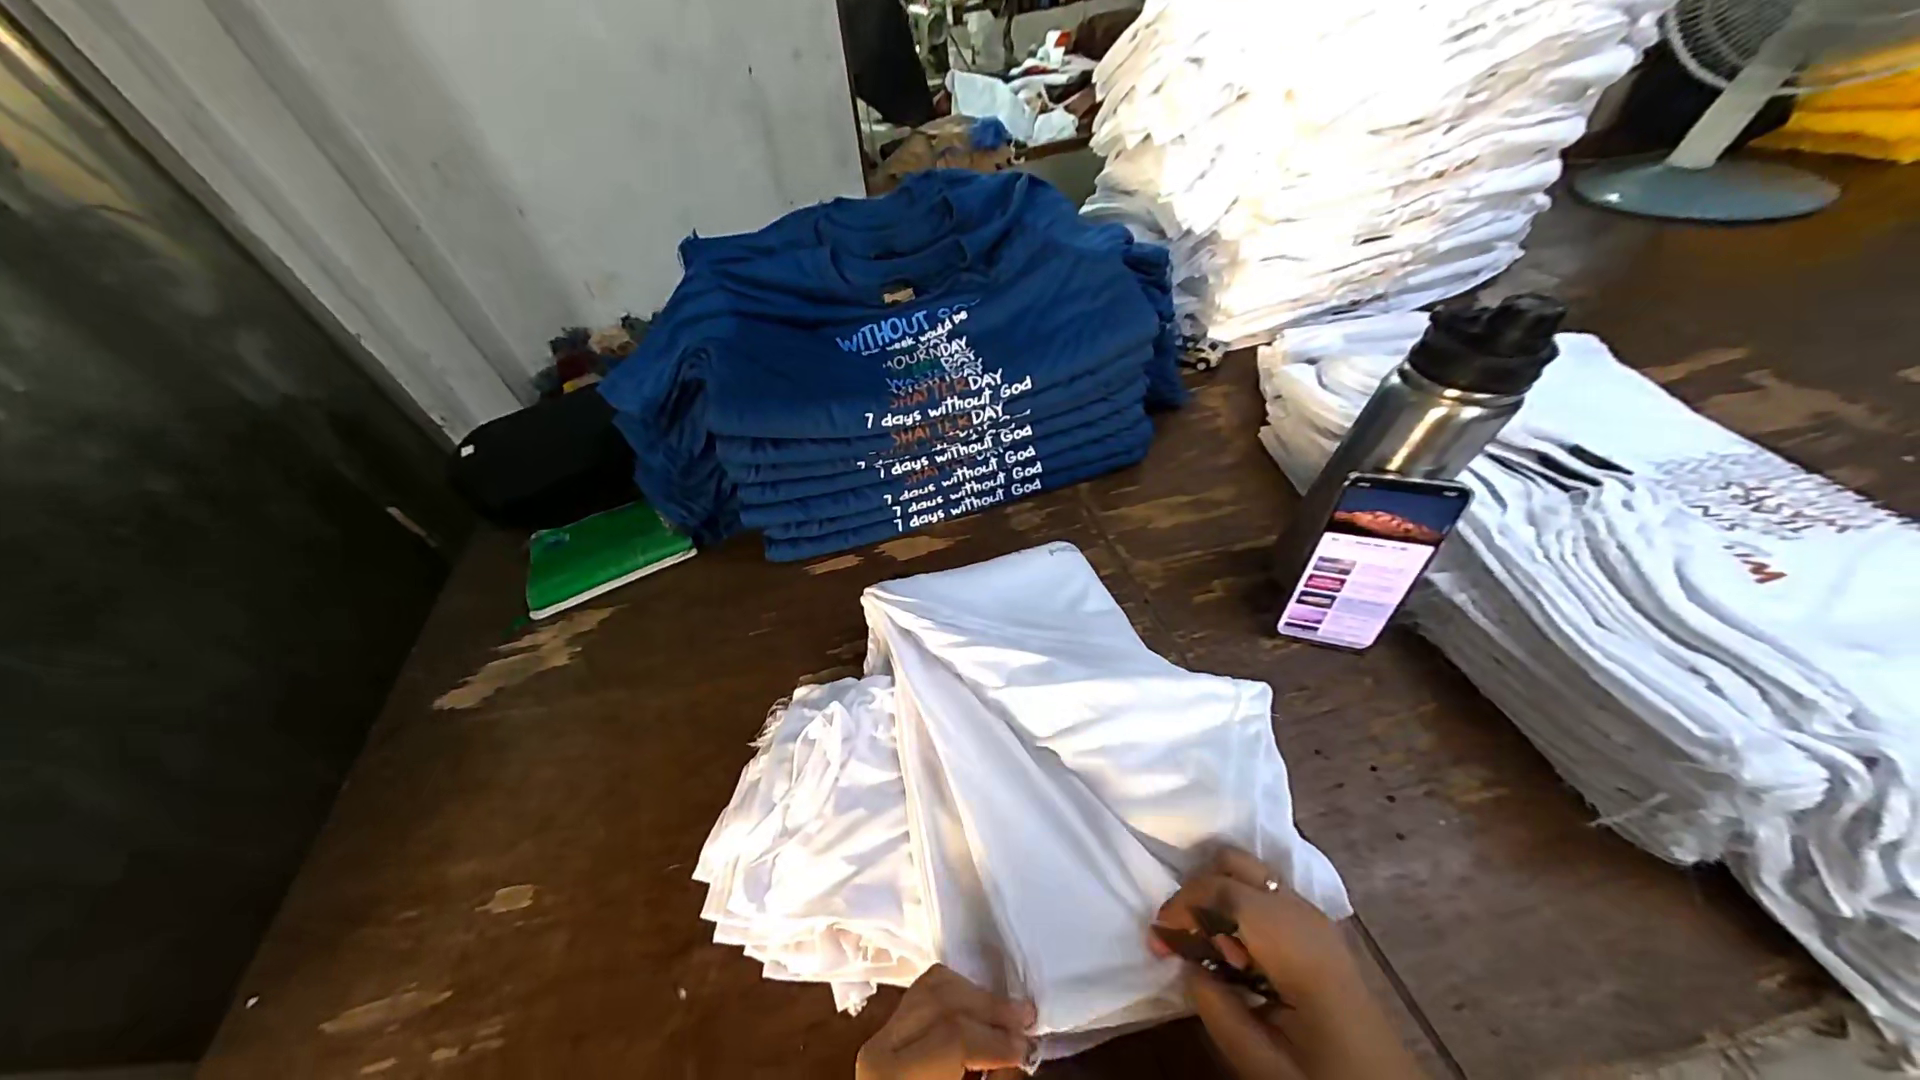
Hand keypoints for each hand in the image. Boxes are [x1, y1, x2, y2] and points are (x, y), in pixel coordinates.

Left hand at [855, 965, 1036, 1079]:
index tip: (1026, 1047)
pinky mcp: (890, 1027)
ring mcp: (883, 1031)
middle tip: (1026, 1018)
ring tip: (1008, 1011)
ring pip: (934, 986)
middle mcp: (882, 1044)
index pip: (953, 1037)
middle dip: (990, 1007)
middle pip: (944, 1001)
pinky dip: (958, 992)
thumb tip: (1018, 1046)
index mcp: (895, 1072)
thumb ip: (990, 1077)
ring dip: (977, 994)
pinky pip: (926, 991)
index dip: (996, 1039)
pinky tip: (980, 1005)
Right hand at [1151, 847, 1425, 1079]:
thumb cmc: (1328, 1079)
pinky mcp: (1316, 930)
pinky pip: (1264, 895)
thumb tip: (1187, 965)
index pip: (1223, 891)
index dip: (1180, 906)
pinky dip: (1237, 910)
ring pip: (1248, 874)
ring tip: (1210, 952)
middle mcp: (1304, 914)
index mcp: (1295, 943)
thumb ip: (1217, 1010)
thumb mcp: (1266, 1065)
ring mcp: (1314, 918)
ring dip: (1216, 900)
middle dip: (1196, 892)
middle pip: (1234, 864)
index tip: (1156, 939)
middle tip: (1179, 938)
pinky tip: (1237, 956)